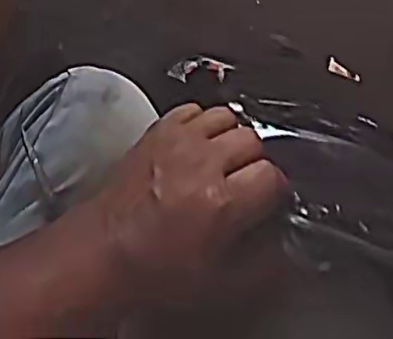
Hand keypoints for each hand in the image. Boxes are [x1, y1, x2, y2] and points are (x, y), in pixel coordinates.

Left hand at [65, 104, 289, 310]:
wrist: (107, 250)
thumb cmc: (154, 269)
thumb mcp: (218, 284)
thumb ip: (262, 265)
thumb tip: (284, 248)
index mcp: (220, 202)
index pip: (271, 175)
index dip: (275, 189)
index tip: (269, 197)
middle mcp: (201, 162)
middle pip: (252, 140)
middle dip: (255, 161)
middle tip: (244, 181)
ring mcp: (178, 140)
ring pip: (226, 116)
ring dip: (230, 137)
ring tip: (223, 159)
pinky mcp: (160, 128)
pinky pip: (194, 108)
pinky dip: (201, 123)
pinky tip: (198, 144)